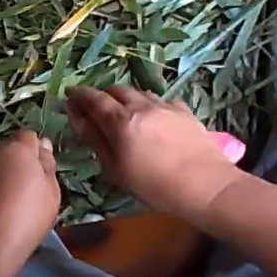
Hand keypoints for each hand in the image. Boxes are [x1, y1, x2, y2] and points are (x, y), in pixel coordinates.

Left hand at [0, 130, 59, 251]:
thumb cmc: (29, 212)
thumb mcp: (51, 189)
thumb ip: (47, 164)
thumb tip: (43, 146)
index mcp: (18, 147)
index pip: (29, 136)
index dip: (38, 150)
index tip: (44, 170)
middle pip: (12, 148)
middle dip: (22, 160)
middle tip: (34, 185)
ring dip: (8, 173)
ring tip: (18, 198)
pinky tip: (4, 205)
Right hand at [66, 87, 245, 218]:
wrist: (206, 186)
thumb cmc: (155, 186)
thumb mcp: (117, 170)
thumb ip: (96, 140)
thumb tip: (78, 118)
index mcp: (121, 121)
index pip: (93, 99)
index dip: (79, 95)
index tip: (70, 95)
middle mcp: (141, 105)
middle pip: (116, 90)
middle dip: (102, 95)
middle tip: (95, 107)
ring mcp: (165, 105)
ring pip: (138, 92)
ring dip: (126, 98)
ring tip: (123, 112)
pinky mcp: (184, 111)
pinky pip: (160, 100)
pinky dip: (148, 105)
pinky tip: (152, 118)